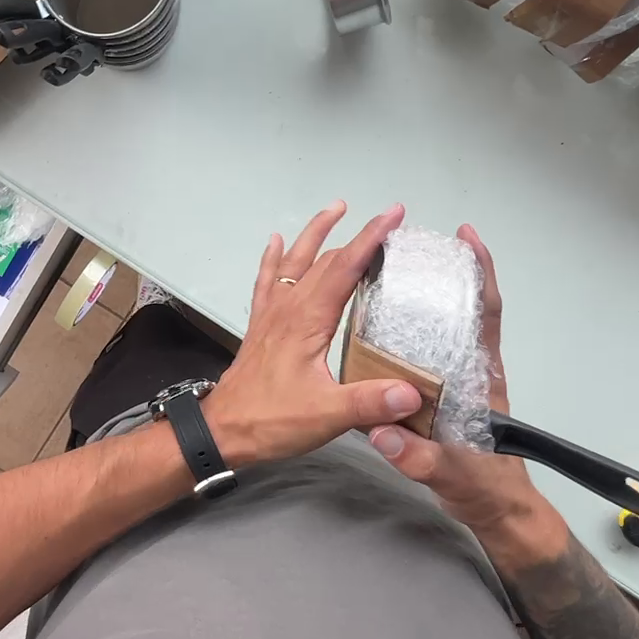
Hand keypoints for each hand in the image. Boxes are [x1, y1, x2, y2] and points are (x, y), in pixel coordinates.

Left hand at [200, 202, 423, 466]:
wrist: (223, 429)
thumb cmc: (273, 420)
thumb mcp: (327, 415)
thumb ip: (370, 402)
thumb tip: (414, 392)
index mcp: (308, 320)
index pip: (345, 268)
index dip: (371, 238)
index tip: (394, 214)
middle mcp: (289, 308)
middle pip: (325, 260)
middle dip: (356, 235)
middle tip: (385, 218)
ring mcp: (272, 315)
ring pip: (295, 263)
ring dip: (315, 234)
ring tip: (335, 209)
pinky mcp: (261, 326)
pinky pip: (267, 282)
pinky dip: (273, 259)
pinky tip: (276, 242)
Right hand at [365, 226, 553, 542]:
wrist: (496, 510)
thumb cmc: (482, 487)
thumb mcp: (449, 474)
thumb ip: (419, 456)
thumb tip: (382, 430)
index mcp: (479, 375)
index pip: (484, 313)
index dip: (480, 273)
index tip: (467, 238)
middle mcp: (468, 367)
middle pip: (462, 307)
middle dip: (443, 271)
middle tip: (407, 245)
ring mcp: (455, 378)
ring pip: (441, 325)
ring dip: (423, 294)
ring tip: (387, 270)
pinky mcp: (440, 392)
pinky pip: (423, 348)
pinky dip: (406, 326)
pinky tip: (378, 320)